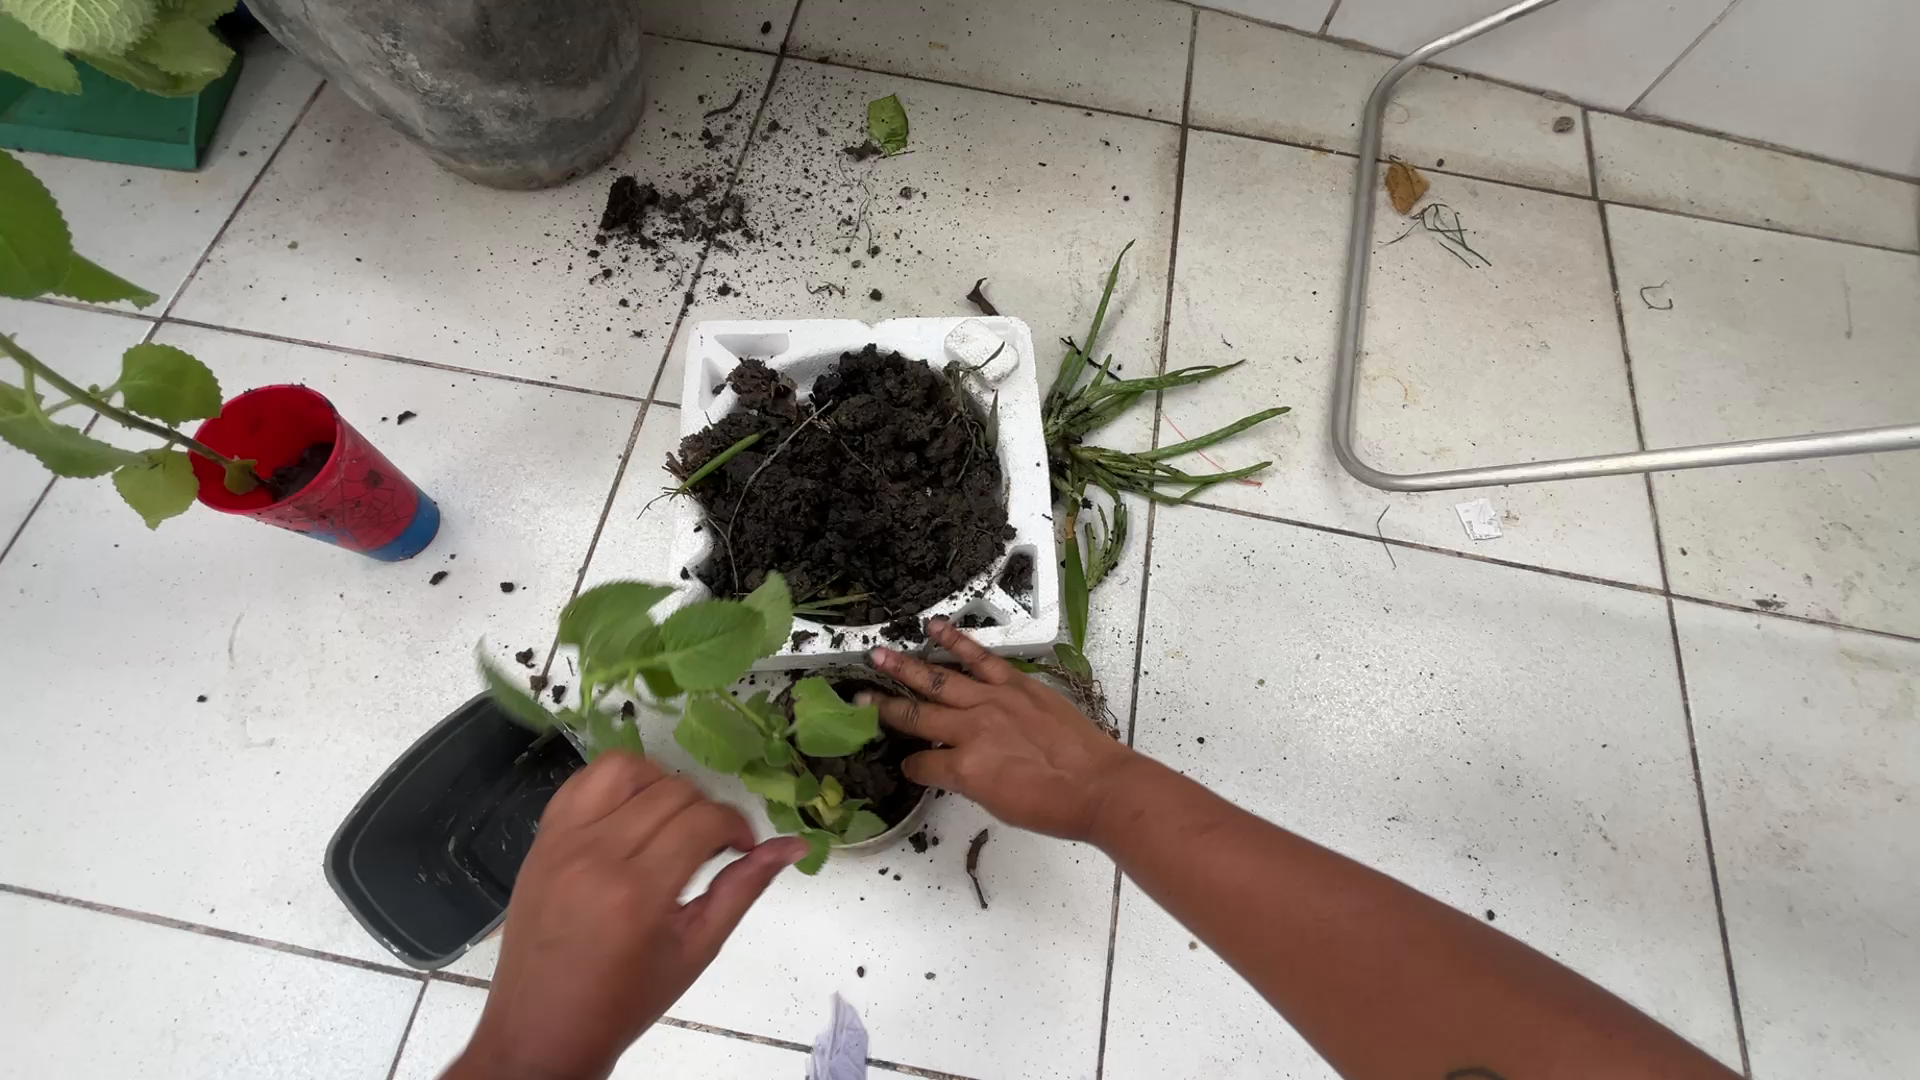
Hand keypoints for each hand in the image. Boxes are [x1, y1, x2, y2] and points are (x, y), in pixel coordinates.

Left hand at [451, 752, 807, 1079]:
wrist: (540, 1033)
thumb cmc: (626, 999)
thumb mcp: (697, 948)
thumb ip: (746, 887)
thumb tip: (796, 843)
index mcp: (638, 893)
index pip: (705, 821)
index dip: (736, 826)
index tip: (741, 846)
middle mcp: (597, 856)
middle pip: (674, 792)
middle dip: (705, 812)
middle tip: (709, 845)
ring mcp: (562, 842)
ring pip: (629, 769)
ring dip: (662, 784)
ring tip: (670, 820)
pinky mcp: (542, 839)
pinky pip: (584, 779)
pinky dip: (617, 781)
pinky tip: (632, 810)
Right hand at [862, 618, 1142, 841]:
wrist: (1098, 785)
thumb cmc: (1051, 806)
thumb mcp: (997, 803)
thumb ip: (967, 779)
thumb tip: (949, 764)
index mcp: (964, 769)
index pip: (922, 764)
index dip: (911, 766)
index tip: (906, 764)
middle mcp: (970, 729)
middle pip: (917, 715)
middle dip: (884, 707)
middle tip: (858, 695)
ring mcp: (992, 700)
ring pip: (939, 679)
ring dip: (906, 667)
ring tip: (879, 655)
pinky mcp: (1015, 683)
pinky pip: (980, 658)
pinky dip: (956, 641)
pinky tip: (935, 628)